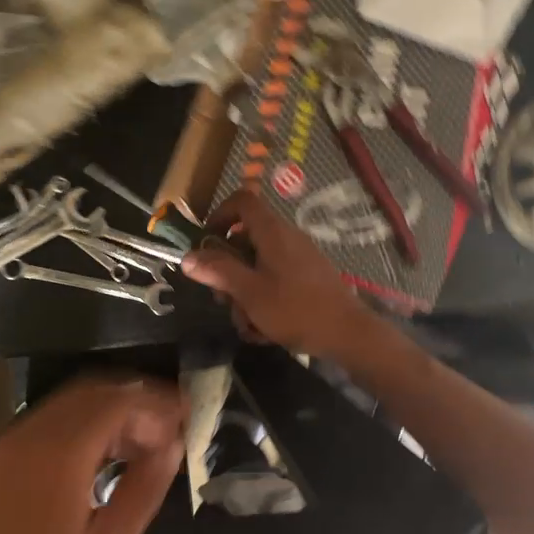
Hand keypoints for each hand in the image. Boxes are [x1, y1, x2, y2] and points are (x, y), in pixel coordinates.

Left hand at [0, 377, 184, 533]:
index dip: (157, 402)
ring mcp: (3, 449)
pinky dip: (79, 429)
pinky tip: (100, 462)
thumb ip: (142, 490)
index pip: (117, 400)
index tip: (189, 416)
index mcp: (57, 452)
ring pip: (66, 407)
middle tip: (171, 430)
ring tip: (144, 447)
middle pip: (90, 393)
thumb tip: (172, 446)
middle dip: (135, 403)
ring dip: (107, 414)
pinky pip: (44, 427)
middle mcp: (26, 436)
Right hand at [181, 191, 379, 360]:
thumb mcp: (249, 292)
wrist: (347, 333)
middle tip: (222, 297)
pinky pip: (275, 279)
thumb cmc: (295, 309)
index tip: (205, 242)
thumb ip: (218, 271)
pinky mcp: (308, 277)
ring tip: (246, 323)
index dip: (219, 215)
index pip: (242, 201)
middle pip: (246, 238)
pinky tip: (263, 328)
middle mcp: (287, 237)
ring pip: (258, 265)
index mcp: (273, 232)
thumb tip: (187, 257)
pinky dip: (263, 298)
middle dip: (228, 268)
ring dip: (244, 291)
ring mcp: (300, 257)